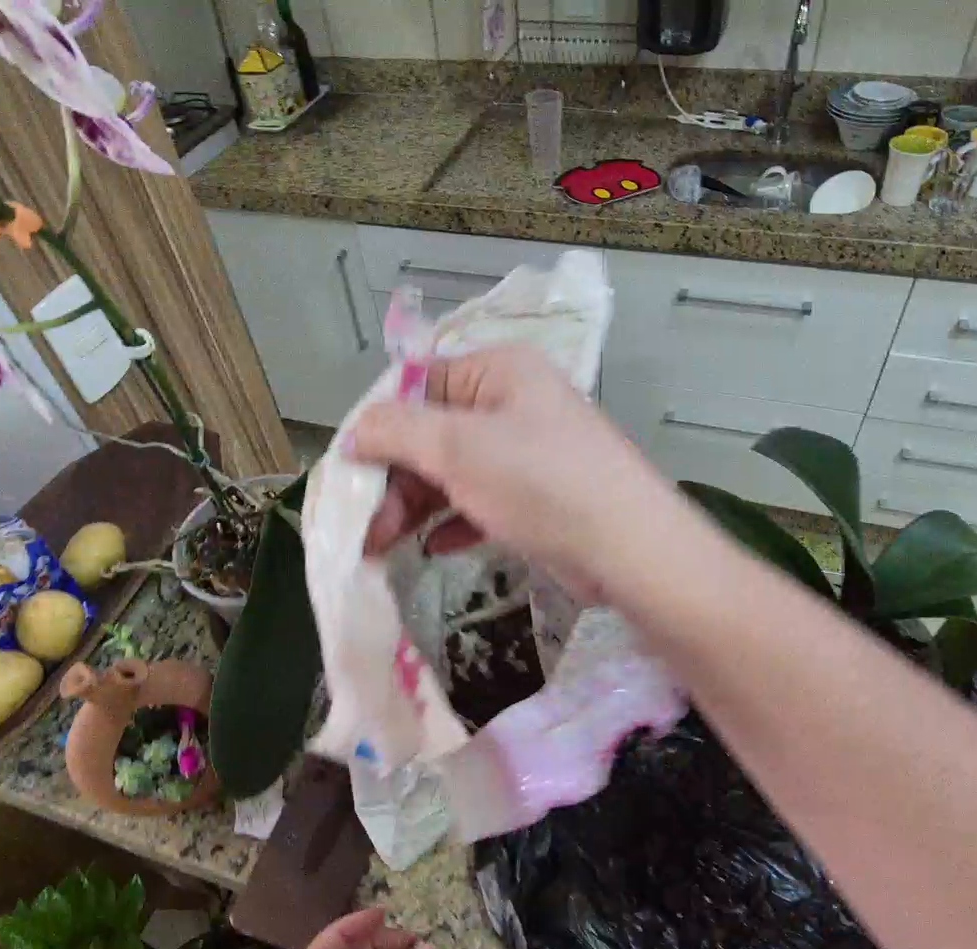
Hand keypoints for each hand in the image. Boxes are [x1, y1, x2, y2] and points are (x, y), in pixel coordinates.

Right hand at [348, 346, 680, 593]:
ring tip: (381, 545)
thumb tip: (352, 434)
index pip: (418, 383)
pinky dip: (454, 522)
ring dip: (415, 506)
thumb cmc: (541, 482)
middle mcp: (513, 404)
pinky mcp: (537, 499)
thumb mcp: (458, 447)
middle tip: (362, 524)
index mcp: (499, 371)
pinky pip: (480, 502)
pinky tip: (435, 547)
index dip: (378, 423)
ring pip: (453, 472)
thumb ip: (396, 432)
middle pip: (431, 432)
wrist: (628, 549)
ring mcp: (527, 454)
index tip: (348, 468)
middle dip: (393, 477)